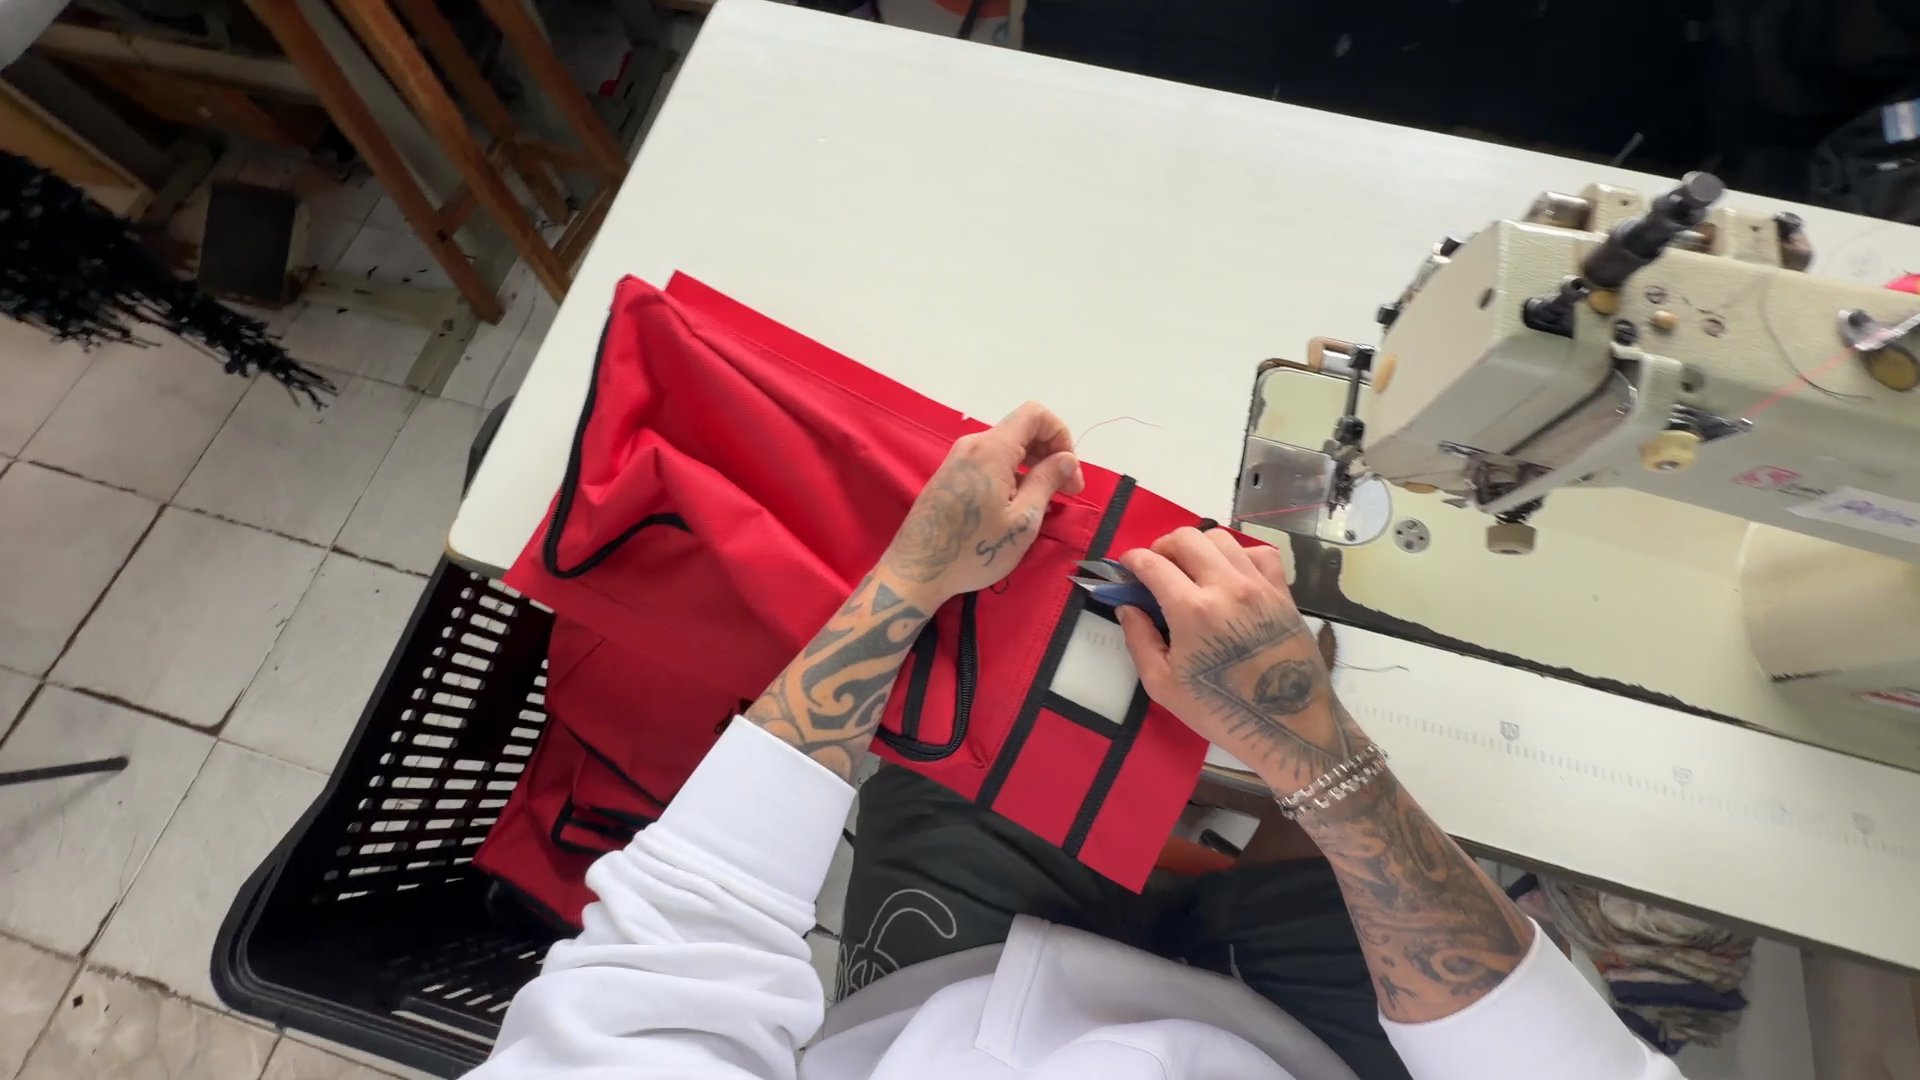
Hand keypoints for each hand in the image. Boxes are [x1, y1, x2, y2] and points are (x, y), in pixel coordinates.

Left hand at [878, 402, 1085, 607]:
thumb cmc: (974, 550)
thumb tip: (1067, 458)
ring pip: (1006, 448)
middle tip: (1066, 493)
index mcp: (992, 449)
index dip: (1061, 436)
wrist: (917, 571)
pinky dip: (1011, 475)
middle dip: (1050, 454)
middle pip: (1021, 430)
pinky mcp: (949, 478)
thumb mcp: (1022, 521)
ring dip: (1032, 468)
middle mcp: (972, 445)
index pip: (1035, 414)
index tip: (1069, 473)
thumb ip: (1047, 481)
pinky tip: (1016, 508)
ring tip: (1043, 504)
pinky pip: (989, 464)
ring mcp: (957, 461)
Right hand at [1114, 528, 1366, 794]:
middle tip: (1156, 568)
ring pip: (1221, 538)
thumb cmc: (1221, 712)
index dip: (1132, 560)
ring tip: (1190, 569)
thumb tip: (1126, 607)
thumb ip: (1139, 640)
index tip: (1126, 566)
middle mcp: (1226, 587)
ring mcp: (1259, 586)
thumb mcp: (1163, 686)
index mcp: (1192, 610)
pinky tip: (1229, 575)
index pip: (1153, 563)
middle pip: (1186, 538)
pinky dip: (1237, 554)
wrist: (1290, 728)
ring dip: (1197, 546)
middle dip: (1162, 546)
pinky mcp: (1283, 592)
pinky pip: (1259, 552)